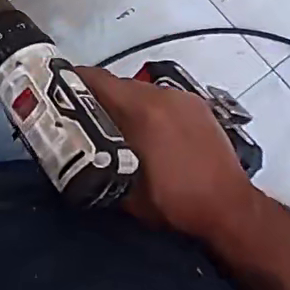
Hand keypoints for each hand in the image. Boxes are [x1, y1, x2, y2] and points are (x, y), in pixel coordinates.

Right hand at [75, 66, 261, 241]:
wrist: (231, 209)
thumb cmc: (175, 204)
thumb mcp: (125, 190)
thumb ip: (98, 164)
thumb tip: (74, 153)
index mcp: (141, 112)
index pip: (97, 80)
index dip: (74, 81)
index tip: (59, 89)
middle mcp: (161, 97)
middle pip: (118, 84)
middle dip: (99, 97)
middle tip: (85, 116)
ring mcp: (182, 99)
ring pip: (141, 90)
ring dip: (125, 103)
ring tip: (118, 126)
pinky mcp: (198, 106)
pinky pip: (162, 98)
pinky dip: (150, 108)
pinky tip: (150, 130)